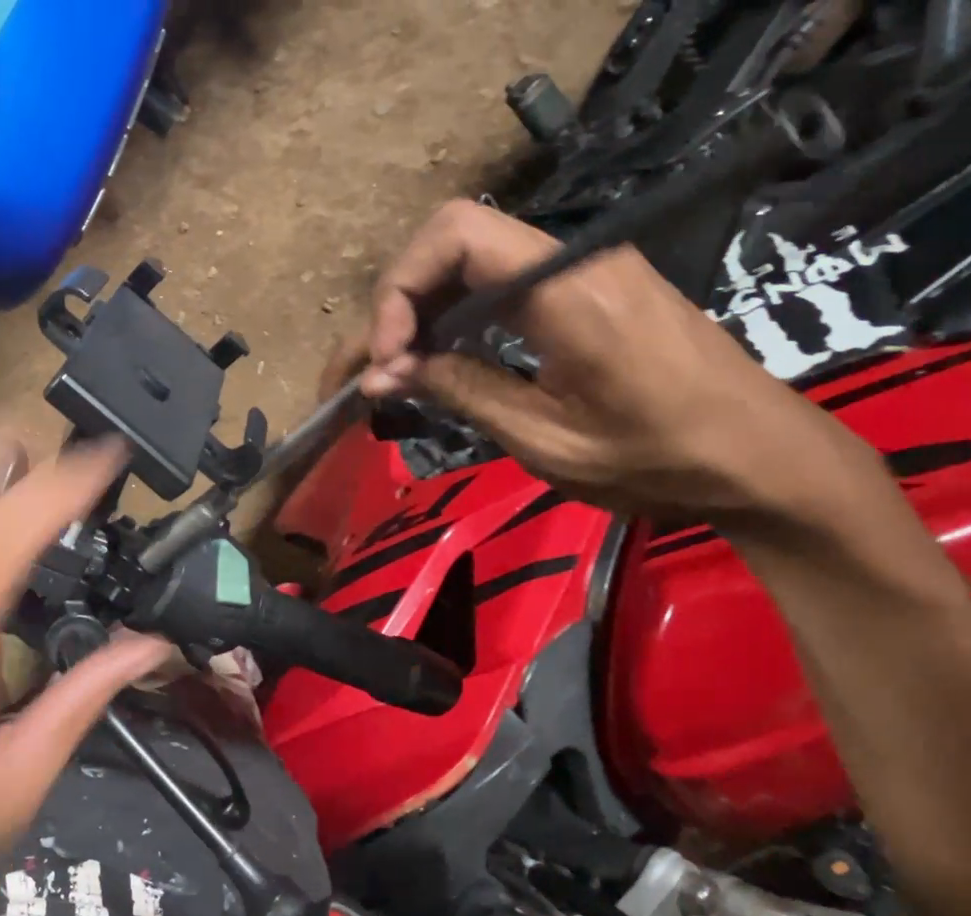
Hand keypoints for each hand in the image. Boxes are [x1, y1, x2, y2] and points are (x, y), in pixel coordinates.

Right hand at [358, 200, 846, 518]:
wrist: (763, 459)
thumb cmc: (658, 458)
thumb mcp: (545, 438)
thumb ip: (460, 391)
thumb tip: (381, 375)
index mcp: (566, 288)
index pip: (454, 235)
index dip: (399, 290)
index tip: (387, 362)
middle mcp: (571, 262)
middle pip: (450, 241)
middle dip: (396, 303)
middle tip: (373, 374)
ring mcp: (580, 271)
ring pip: (467, 261)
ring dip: (417, 313)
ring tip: (389, 375)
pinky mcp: (584, 291)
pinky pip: (496, 283)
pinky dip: (452, 318)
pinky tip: (435, 363)